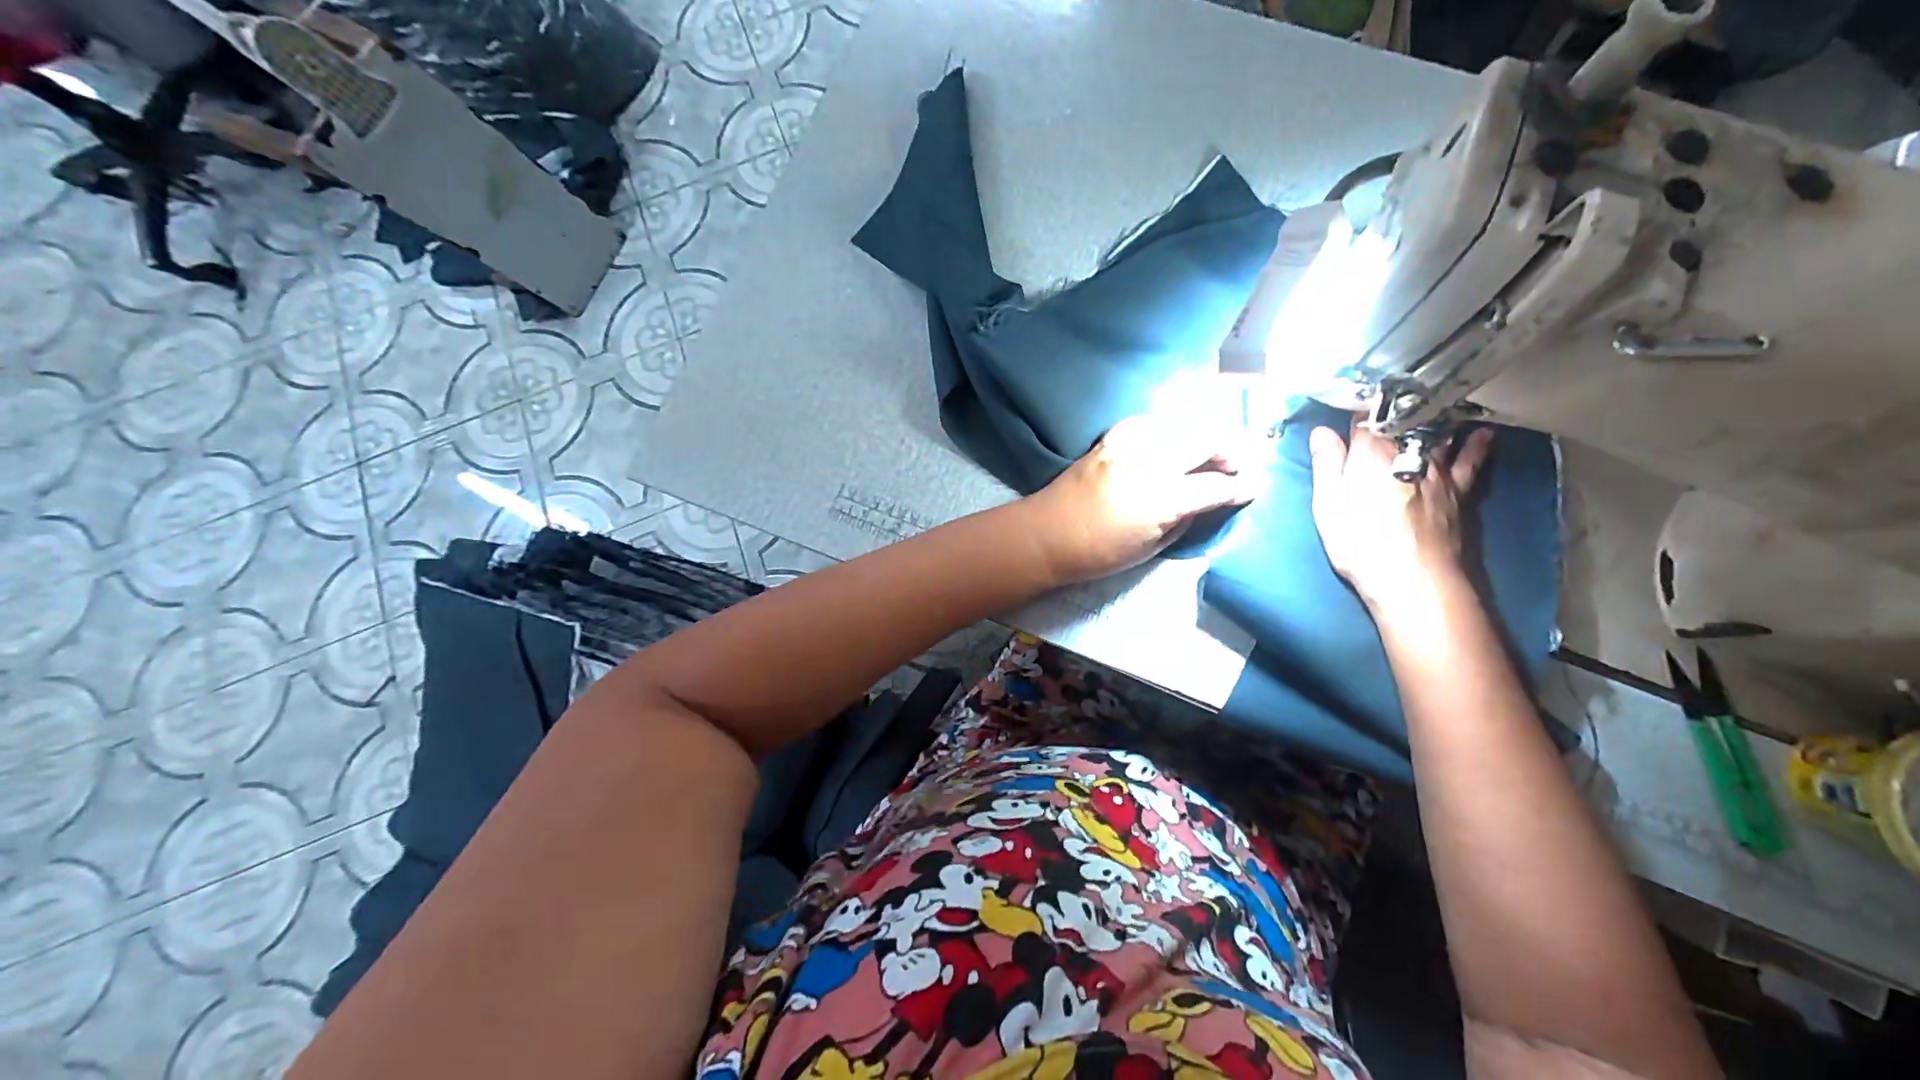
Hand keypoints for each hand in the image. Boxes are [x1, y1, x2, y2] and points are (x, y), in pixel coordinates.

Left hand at [1020, 413, 1262, 585]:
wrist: (1046, 535)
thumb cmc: (1098, 553)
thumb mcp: (1150, 547)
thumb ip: (1183, 519)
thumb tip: (1204, 501)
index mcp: (1162, 498)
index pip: (1215, 486)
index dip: (1239, 488)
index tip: (1251, 489)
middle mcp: (1149, 463)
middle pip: (1204, 441)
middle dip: (1227, 453)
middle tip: (1233, 467)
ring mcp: (1127, 446)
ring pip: (1178, 425)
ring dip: (1198, 437)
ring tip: (1203, 454)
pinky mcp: (1108, 440)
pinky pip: (1146, 423)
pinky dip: (1163, 429)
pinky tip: (1166, 442)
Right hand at [1308, 418, 1492, 613]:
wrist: (1414, 579)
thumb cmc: (1360, 543)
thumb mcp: (1328, 505)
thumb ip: (1327, 464)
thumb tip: (1322, 432)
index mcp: (1371, 451)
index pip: (1364, 417)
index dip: (1356, 410)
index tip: (1349, 406)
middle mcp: (1409, 451)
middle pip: (1401, 420)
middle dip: (1391, 412)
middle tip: (1383, 406)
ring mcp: (1439, 468)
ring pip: (1436, 432)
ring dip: (1429, 419)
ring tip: (1425, 408)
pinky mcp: (1460, 488)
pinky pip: (1471, 459)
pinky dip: (1476, 445)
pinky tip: (1482, 433)